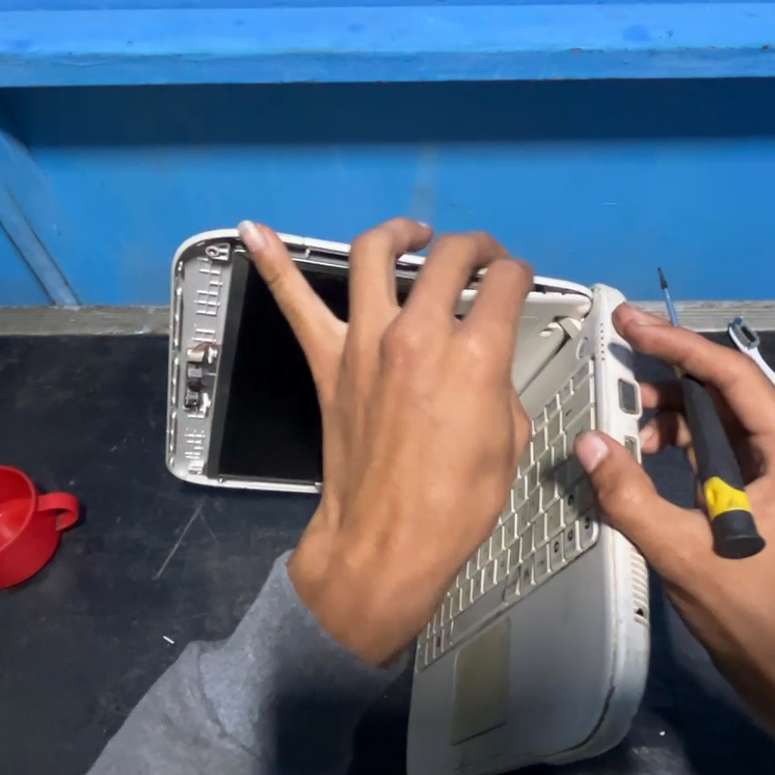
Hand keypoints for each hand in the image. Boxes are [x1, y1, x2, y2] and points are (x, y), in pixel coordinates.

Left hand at [238, 218, 533, 664]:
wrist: (388, 542)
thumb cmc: (457, 503)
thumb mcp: (509, 440)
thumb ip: (498, 385)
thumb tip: (482, 365)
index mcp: (476, 355)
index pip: (506, 284)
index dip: (518, 275)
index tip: (515, 281)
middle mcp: (421, 333)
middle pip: (450, 256)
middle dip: (477, 248)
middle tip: (482, 258)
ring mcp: (366, 342)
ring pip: (375, 255)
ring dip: (398, 233)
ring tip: (413, 235)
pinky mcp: (328, 360)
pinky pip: (295, 303)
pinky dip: (275, 263)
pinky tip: (255, 232)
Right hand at [575, 304, 774, 774]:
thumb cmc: (754, 618)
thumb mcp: (684, 556)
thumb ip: (631, 497)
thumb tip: (587, 441)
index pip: (731, 377)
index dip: (677, 346)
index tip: (629, 324)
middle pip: (725, 387)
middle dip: (669, 366)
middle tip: (617, 346)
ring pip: (718, 415)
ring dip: (670, 406)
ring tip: (623, 412)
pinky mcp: (760, 493)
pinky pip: (715, 446)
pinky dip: (678, 439)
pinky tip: (644, 451)